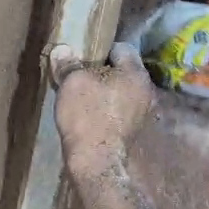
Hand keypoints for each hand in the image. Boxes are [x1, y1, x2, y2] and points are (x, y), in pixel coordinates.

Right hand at [49, 42, 155, 177]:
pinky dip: (107, 108)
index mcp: (136, 73)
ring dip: (105, 91)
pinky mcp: (134, 130)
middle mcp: (147, 90)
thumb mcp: (71, 83)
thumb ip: (68, 64)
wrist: (96, 161)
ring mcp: (143, 112)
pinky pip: (120, 110)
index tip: (83, 56)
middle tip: (80, 75)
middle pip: (123, 71)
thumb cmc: (87, 115)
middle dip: (103, 71)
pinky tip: (90, 115)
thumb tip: (61, 50)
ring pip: (122, 91)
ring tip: (83, 96)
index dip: (101, 49)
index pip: (122, 48)